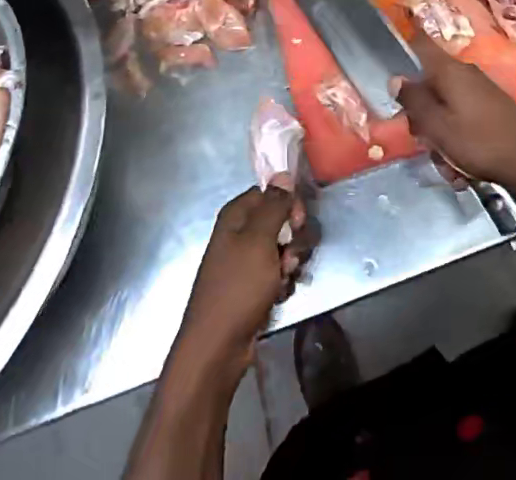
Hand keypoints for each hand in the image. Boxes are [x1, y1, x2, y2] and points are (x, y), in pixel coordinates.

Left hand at [173, 187, 313, 382]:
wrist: (219, 343)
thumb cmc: (238, 286)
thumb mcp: (259, 241)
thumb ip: (274, 206)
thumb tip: (283, 172)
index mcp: (236, 215)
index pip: (270, 193)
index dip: (288, 206)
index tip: (296, 224)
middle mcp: (239, 232)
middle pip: (280, 222)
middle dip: (293, 240)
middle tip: (287, 259)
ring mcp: (245, 259)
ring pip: (282, 249)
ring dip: (289, 265)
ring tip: (281, 281)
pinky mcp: (252, 284)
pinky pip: (277, 273)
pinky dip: (282, 283)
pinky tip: (278, 296)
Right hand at [396, 30, 515, 190]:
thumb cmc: (479, 142)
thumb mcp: (436, 125)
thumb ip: (413, 100)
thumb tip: (396, 78)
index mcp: (448, 70)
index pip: (420, 42)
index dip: (403, 42)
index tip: (388, 54)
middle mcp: (465, 74)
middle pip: (428, 83)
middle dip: (420, 111)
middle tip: (421, 137)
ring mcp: (481, 91)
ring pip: (444, 106)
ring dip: (439, 133)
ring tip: (446, 162)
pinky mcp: (492, 110)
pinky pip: (462, 118)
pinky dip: (456, 138)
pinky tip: (461, 165)